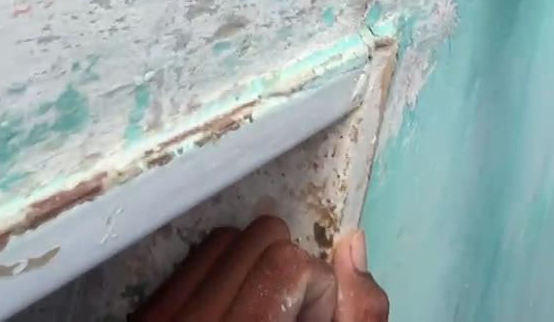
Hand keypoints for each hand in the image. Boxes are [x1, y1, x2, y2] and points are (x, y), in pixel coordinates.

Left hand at [131, 218, 388, 321]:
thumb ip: (362, 315)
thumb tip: (351, 242)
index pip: (286, 265)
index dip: (318, 291)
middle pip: (260, 240)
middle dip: (292, 269)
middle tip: (291, 320)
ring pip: (224, 242)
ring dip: (256, 266)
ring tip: (263, 315)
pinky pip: (191, 264)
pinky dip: (222, 276)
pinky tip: (234, 317)